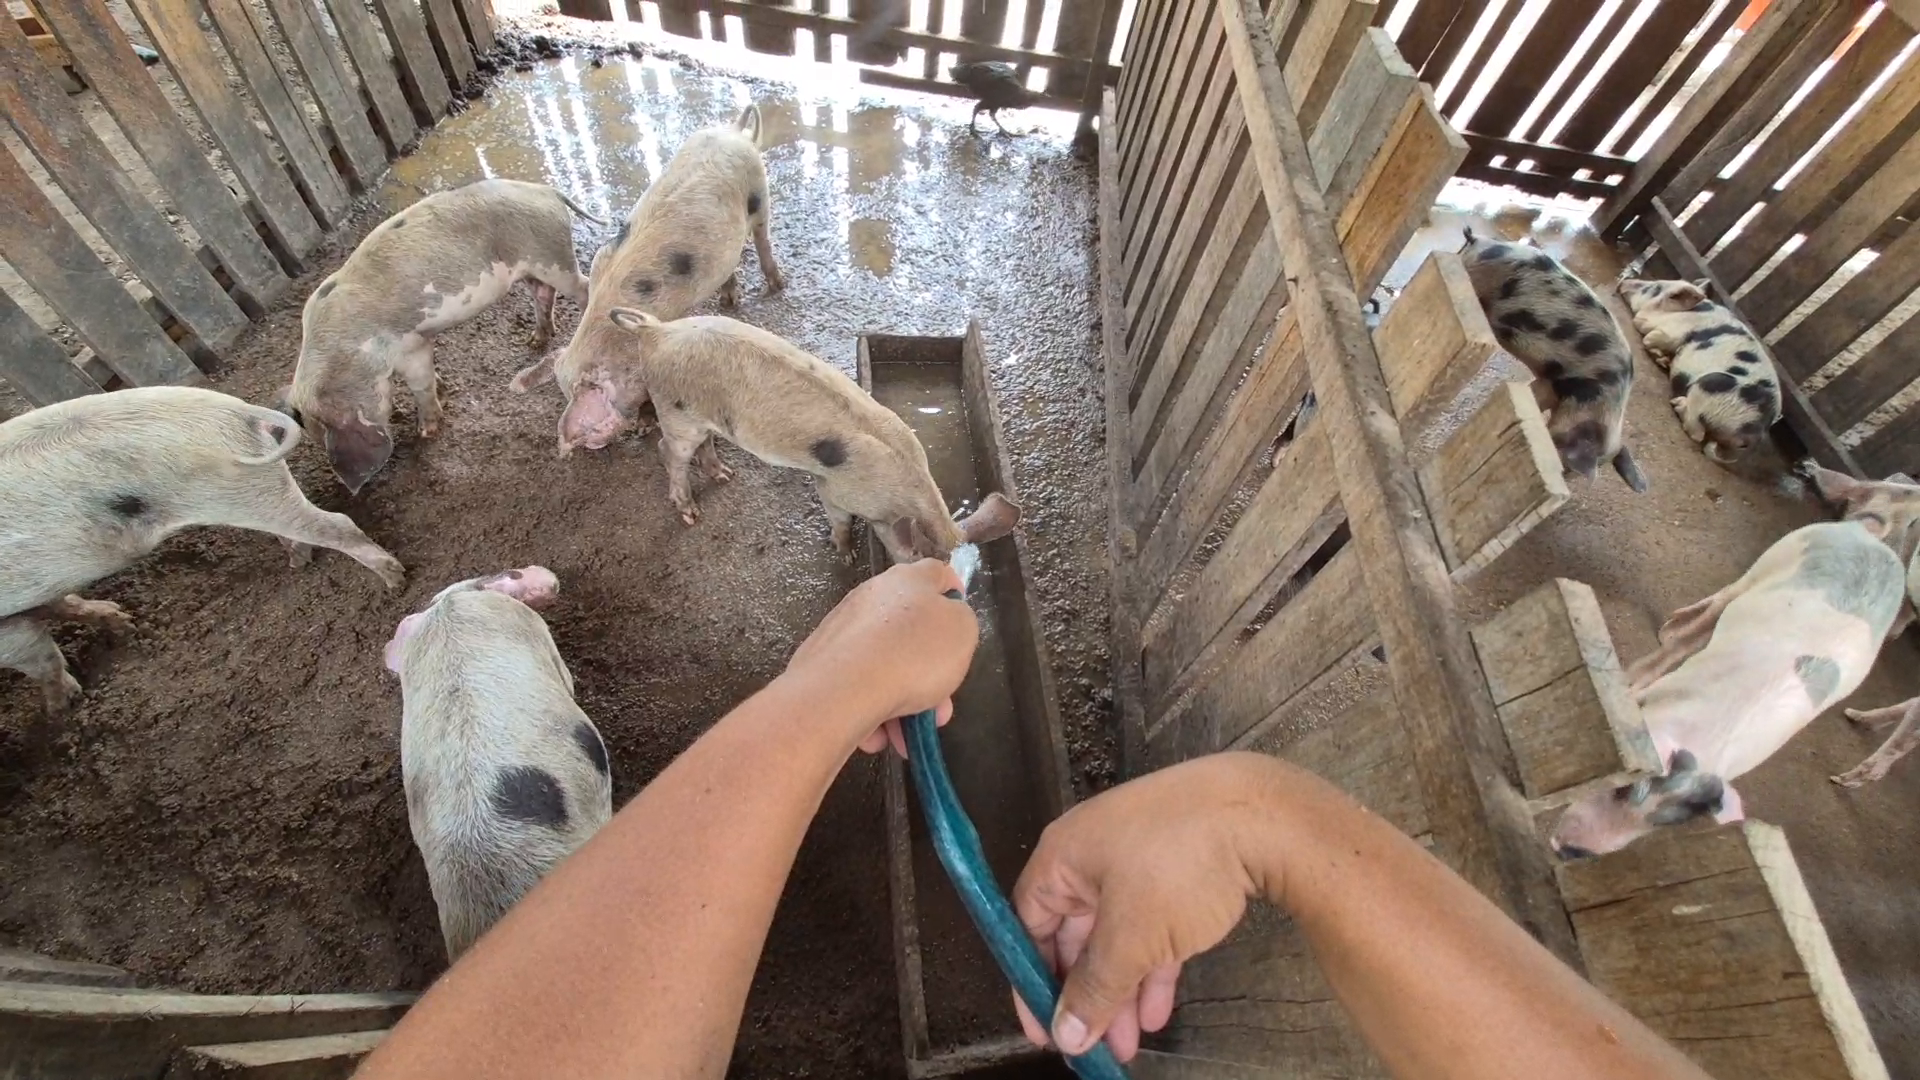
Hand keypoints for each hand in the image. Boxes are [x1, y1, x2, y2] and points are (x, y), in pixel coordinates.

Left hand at [783, 559, 978, 753]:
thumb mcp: (963, 632)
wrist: (842, 688)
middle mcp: (872, 597)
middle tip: (940, 708)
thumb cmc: (913, 653)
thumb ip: (961, 621)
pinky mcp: (822, 661)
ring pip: (886, 665)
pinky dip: (871, 710)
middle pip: (912, 632)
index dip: (955, 595)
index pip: (938, 574)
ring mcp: (843, 629)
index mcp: (908, 580)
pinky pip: (859, 685)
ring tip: (907, 736)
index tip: (962, 621)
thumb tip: (946, 622)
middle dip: (931, 674)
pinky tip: (876, 735)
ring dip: (903, 702)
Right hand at [1011, 754, 1286, 1061]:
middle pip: (1074, 932)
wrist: (1256, 814)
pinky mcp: (1173, 866)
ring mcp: (1135, 857)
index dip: (1032, 977)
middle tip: (1094, 1046)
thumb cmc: (1175, 864)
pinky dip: (1150, 964)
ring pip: (1115, 933)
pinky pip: (1150, 923)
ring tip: (1130, 1045)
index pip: (1029, 922)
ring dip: (1119, 989)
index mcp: (1063, 856)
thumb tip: (1064, 1032)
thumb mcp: (1129, 937)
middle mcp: (1091, 853)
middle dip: (1085, 993)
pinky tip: (1159, 1009)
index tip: (1045, 1029)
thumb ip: (1094, 989)